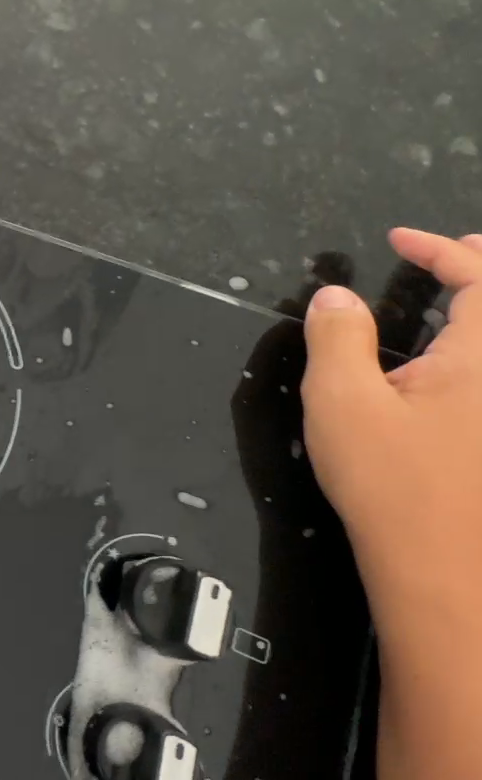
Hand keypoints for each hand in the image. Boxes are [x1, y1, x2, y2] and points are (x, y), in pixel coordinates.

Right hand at [300, 229, 481, 612]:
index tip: (402, 240)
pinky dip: (478, 345)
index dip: (445, 251)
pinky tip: (455, 351)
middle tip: (454, 250)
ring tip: (462, 289)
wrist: (448, 564)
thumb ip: (339, 339)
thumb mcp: (342, 400)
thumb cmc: (392, 480)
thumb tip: (337, 296)